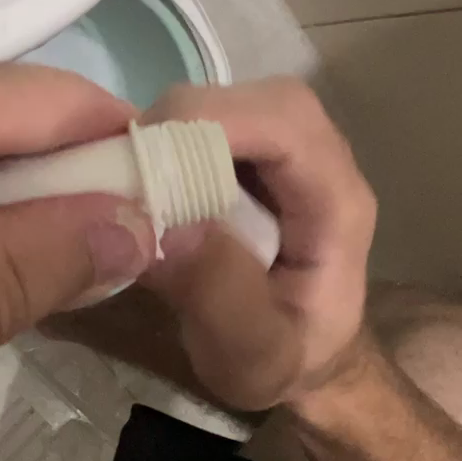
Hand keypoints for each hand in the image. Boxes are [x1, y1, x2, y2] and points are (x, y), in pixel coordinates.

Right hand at [139, 79, 377, 411]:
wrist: (303, 361)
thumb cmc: (286, 359)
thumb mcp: (256, 355)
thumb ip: (223, 298)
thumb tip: (168, 226)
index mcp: (336, 203)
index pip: (287, 125)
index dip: (214, 123)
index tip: (143, 161)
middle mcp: (318, 160)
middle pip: (254, 100)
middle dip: (182, 122)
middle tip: (125, 172)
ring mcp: (283, 151)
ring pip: (226, 100)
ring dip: (168, 128)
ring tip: (128, 180)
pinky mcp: (250, 152)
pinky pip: (207, 118)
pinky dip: (165, 137)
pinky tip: (142, 180)